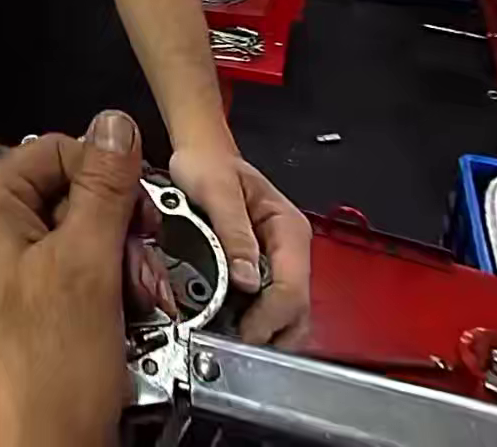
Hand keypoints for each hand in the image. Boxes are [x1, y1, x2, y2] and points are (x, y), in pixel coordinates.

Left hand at [0, 111, 146, 446]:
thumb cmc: (25, 380)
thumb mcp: (81, 266)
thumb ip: (103, 187)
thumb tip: (116, 123)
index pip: (68, 148)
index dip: (112, 176)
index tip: (141, 211)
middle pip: (82, 196)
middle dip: (124, 234)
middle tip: (143, 272)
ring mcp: (17, 274)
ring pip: (89, 241)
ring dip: (127, 271)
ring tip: (141, 310)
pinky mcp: (34, 314)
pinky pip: (83, 283)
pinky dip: (114, 301)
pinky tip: (129, 328)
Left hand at [168, 146, 312, 346]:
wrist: (200, 153)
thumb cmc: (209, 163)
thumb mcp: (216, 190)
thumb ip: (233, 231)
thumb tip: (246, 280)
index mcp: (288, 228)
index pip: (293, 289)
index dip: (269, 317)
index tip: (241, 333)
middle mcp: (290, 249)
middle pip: (296, 310)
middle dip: (269, 333)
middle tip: (232, 343)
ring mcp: (278, 261)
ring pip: (285, 315)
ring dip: (262, 332)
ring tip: (226, 335)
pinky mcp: (262, 269)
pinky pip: (266, 306)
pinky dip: (252, 321)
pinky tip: (227, 323)